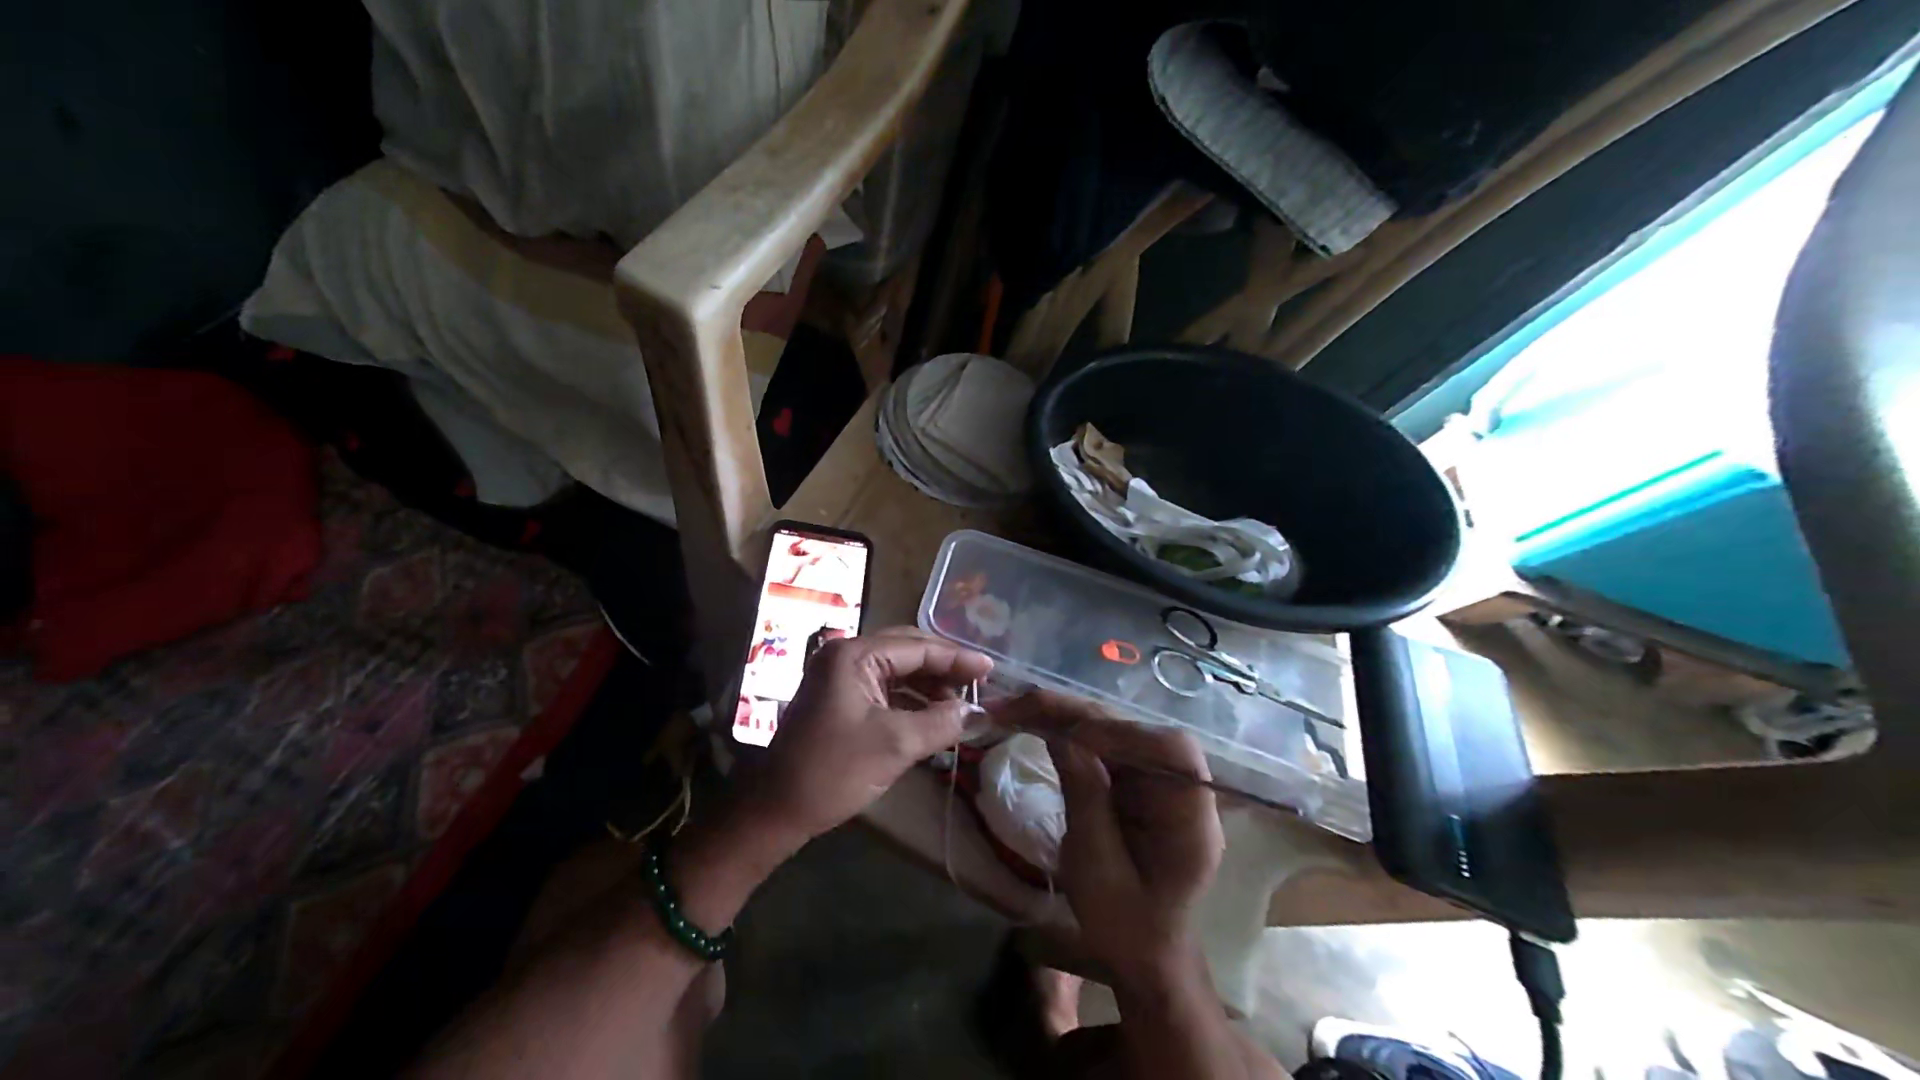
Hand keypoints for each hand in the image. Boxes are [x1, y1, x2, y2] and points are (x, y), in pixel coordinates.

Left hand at [734, 627, 991, 856]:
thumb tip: (978, 713)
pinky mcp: (837, 700)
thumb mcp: (895, 745)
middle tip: (979, 683)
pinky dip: (909, 700)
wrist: (774, 810)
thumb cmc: (833, 771)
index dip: (957, 658)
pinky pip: (883, 689)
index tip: (991, 669)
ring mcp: (838, 677)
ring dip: (928, 686)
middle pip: (907, 651)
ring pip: (896, 671)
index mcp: (854, 655)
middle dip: (944, 668)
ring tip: (959, 707)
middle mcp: (845, 656)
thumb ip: (941, 722)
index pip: (918, 647)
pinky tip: (932, 717)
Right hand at [990, 692, 1223, 990]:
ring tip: (1014, 708)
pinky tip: (1034, 722)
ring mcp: (1156, 778)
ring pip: (1113, 729)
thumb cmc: (1126, 925)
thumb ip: (1086, 800)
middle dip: (1075, 713)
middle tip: (1017, 705)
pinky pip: (1102, 743)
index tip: (1071, 738)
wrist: (1143, 952)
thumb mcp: (1098, 872)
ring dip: (1063, 715)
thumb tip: (1063, 736)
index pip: (1172, 752)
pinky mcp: (1135, 778)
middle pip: (1134, 730)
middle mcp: (1181, 785)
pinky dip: (1066, 731)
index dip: (1122, 735)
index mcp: (1190, 816)